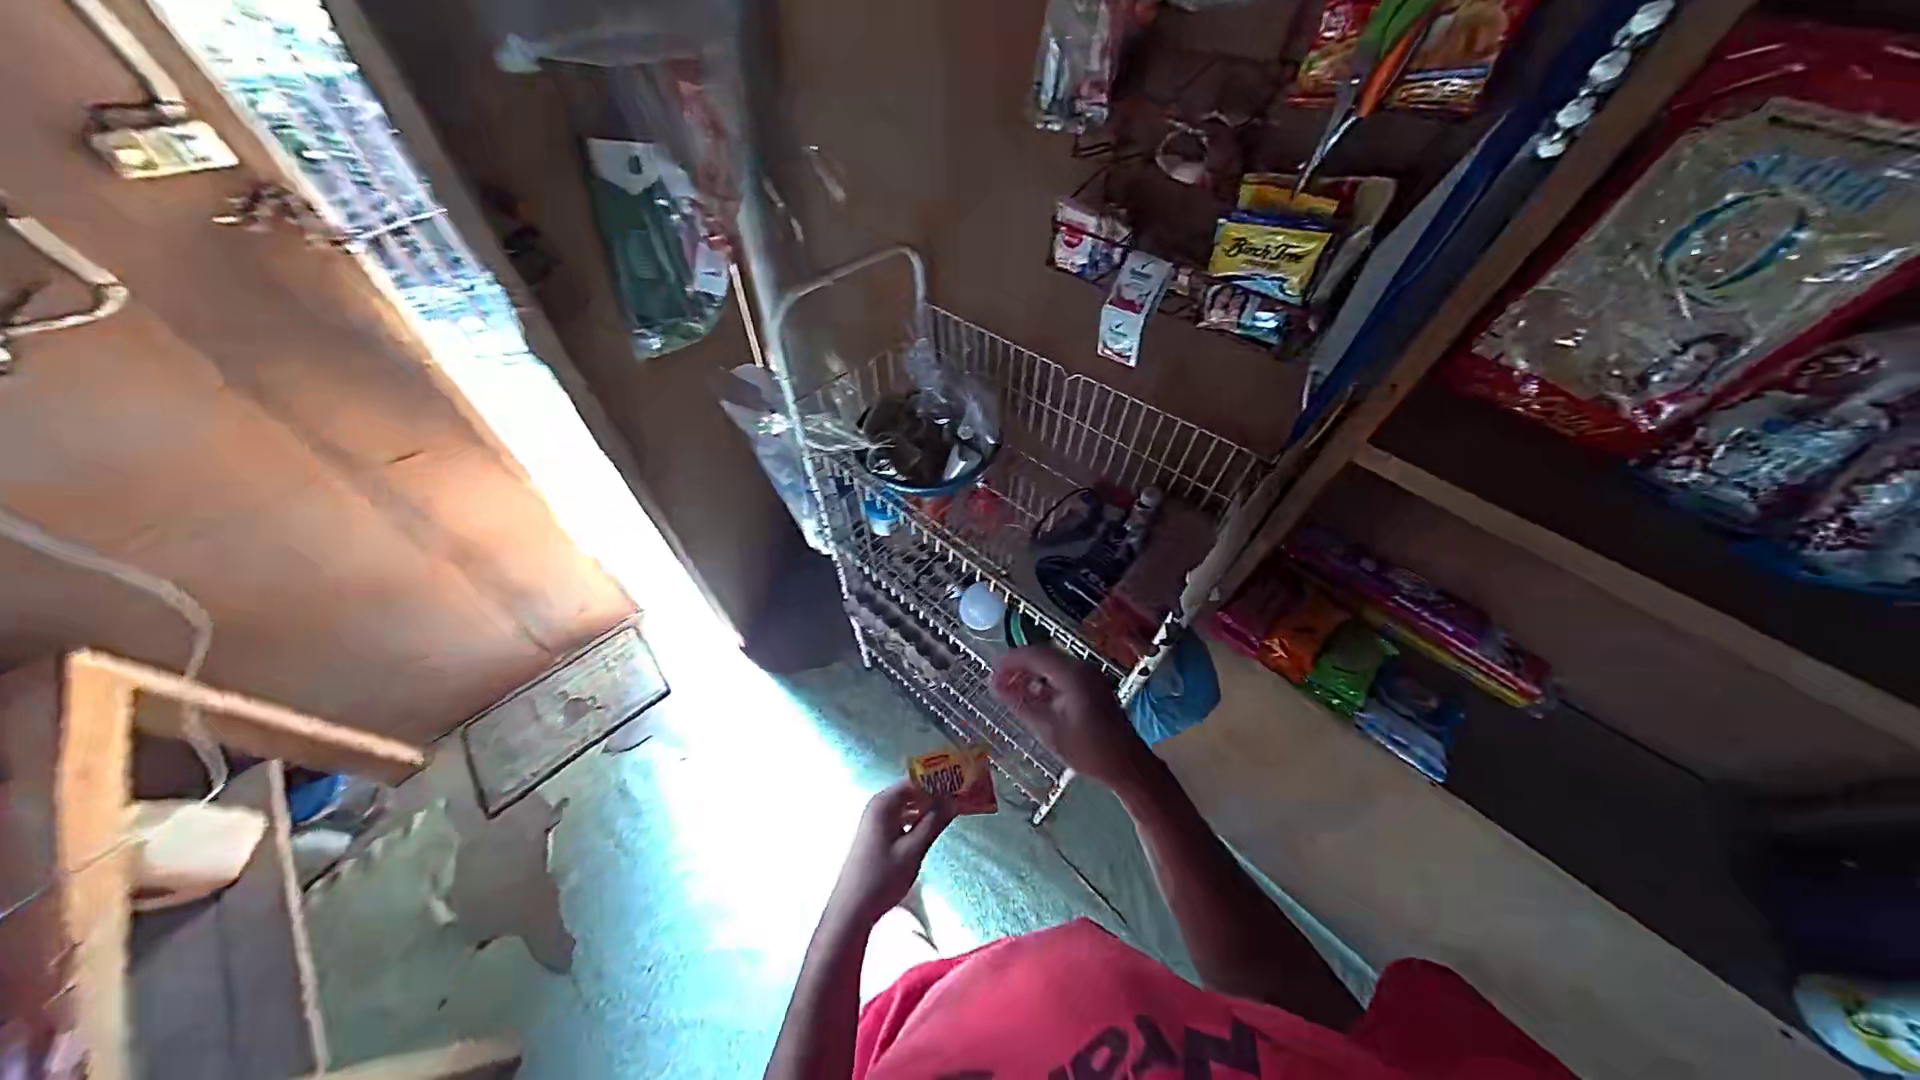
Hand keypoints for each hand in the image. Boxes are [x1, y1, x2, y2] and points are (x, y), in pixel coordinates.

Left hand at [825, 781, 953, 927]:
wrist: (852, 909)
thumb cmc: (882, 878)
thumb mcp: (913, 850)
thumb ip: (934, 822)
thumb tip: (955, 800)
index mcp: (884, 803)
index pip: (915, 778)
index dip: (938, 777)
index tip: (961, 779)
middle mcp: (879, 805)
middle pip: (912, 789)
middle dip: (936, 791)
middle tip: (962, 794)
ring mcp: (877, 819)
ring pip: (908, 804)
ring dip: (929, 805)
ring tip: (954, 806)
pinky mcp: (879, 833)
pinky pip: (903, 816)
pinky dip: (919, 817)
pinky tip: (934, 823)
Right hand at [991, 646, 1155, 790]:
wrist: (1127, 765)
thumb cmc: (1088, 749)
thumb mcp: (1048, 728)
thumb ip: (1020, 703)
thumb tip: (995, 685)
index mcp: (1072, 675)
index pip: (1035, 655)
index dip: (1011, 660)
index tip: (992, 670)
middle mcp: (1082, 669)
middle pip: (1044, 657)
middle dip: (1019, 666)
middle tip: (998, 681)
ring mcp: (1090, 677)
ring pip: (1053, 666)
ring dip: (1031, 674)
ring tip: (1011, 689)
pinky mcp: (1093, 687)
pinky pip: (1063, 676)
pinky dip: (1045, 682)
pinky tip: (1034, 698)